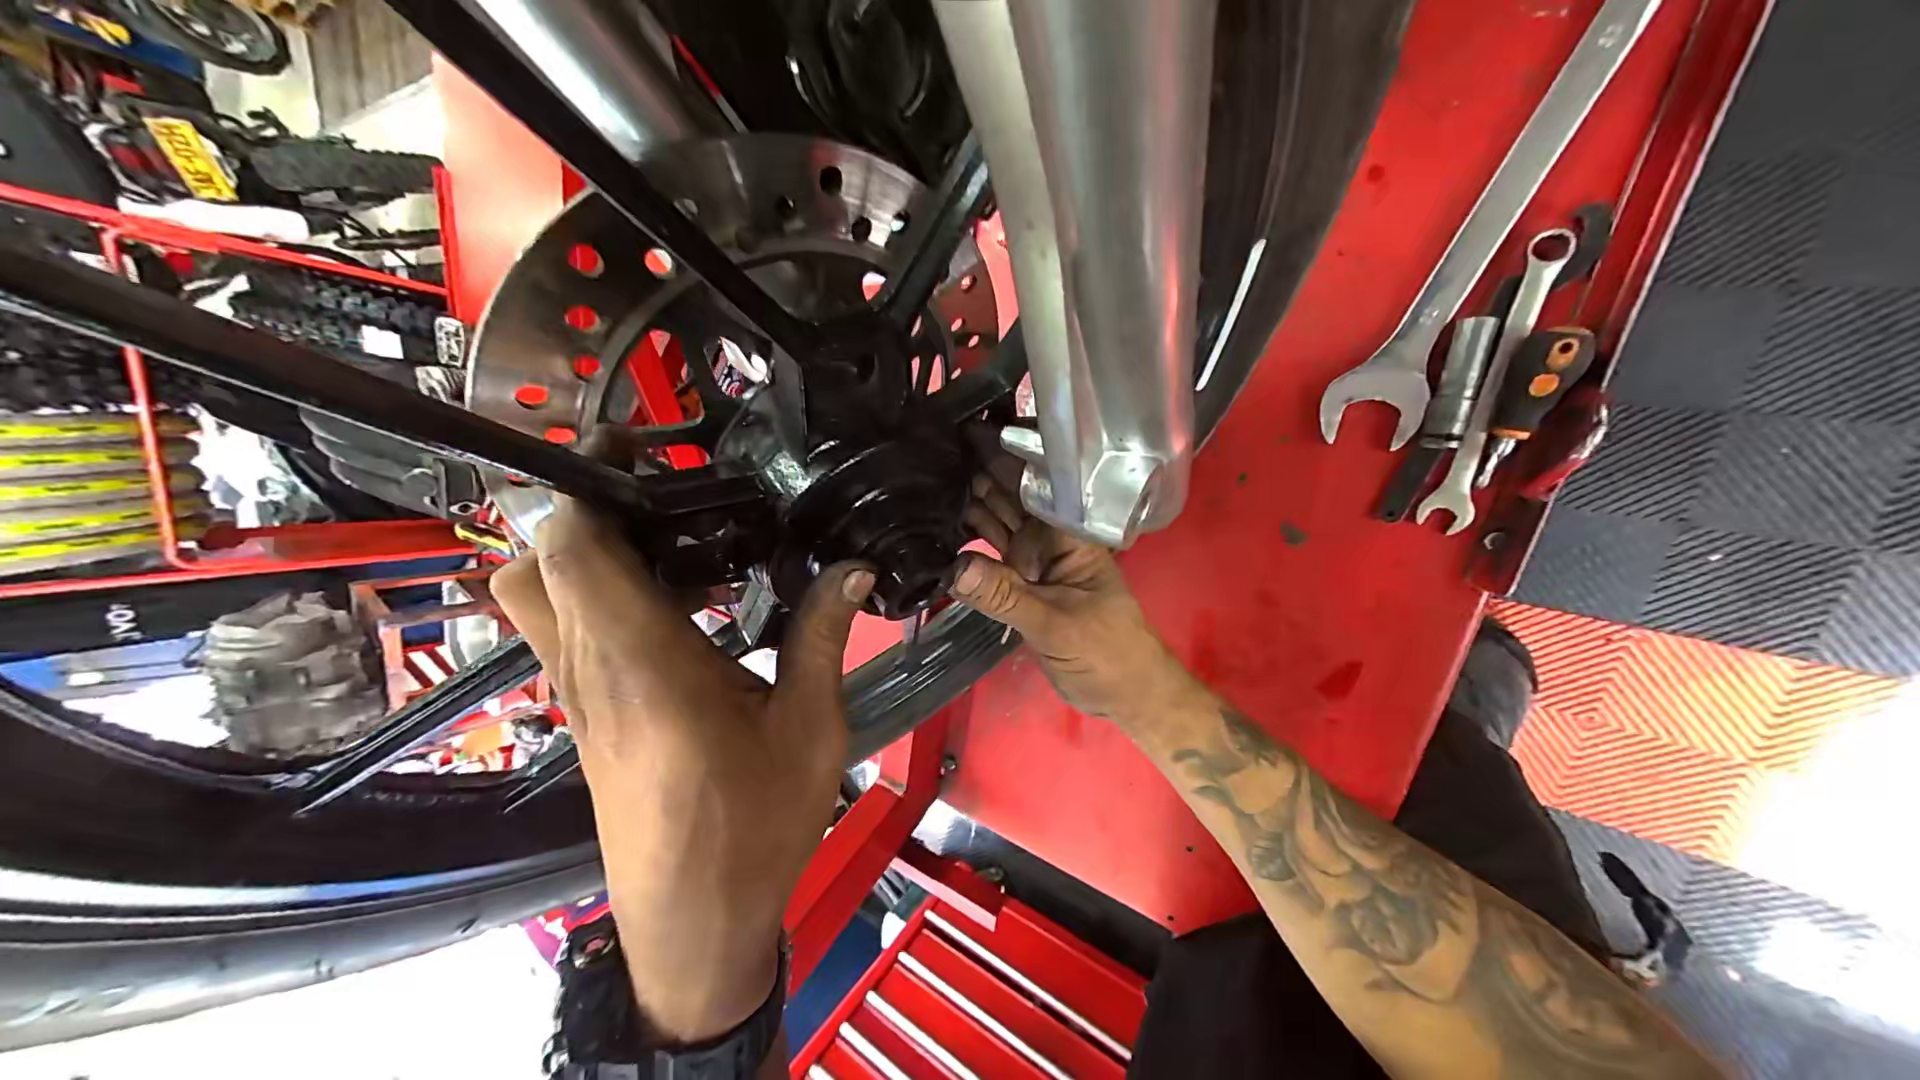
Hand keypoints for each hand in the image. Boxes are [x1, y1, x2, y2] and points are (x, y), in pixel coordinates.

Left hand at [492, 435, 873, 1042]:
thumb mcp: (811, 728)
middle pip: (536, 561)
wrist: (695, 920)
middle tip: (658, 487)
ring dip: (584, 549)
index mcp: (644, 663)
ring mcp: (578, 696)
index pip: (573, 548)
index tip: (633, 447)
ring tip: (670, 535)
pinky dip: (596, 593)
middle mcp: (592, 670)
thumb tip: (855, 569)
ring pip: (539, 596)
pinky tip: (675, 602)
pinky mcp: (584, 717)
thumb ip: (821, 637)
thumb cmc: (756, 825)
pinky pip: (566, 630)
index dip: (587, 484)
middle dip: (581, 506)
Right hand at [949, 438, 1204, 730]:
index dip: (1004, 452)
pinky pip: (989, 551)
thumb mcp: (1056, 626)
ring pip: (997, 518)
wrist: (1122, 692)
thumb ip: (1005, 597)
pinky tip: (939, 519)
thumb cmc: (1107, 653)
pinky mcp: (1018, 581)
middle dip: (978, 467)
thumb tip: (952, 568)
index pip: (1035, 481)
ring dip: (969, 497)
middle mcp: (1048, 537)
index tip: (963, 428)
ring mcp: (1032, 558)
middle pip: (1010, 493)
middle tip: (929, 444)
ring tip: (926, 470)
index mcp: (1069, 533)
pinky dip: (967, 537)